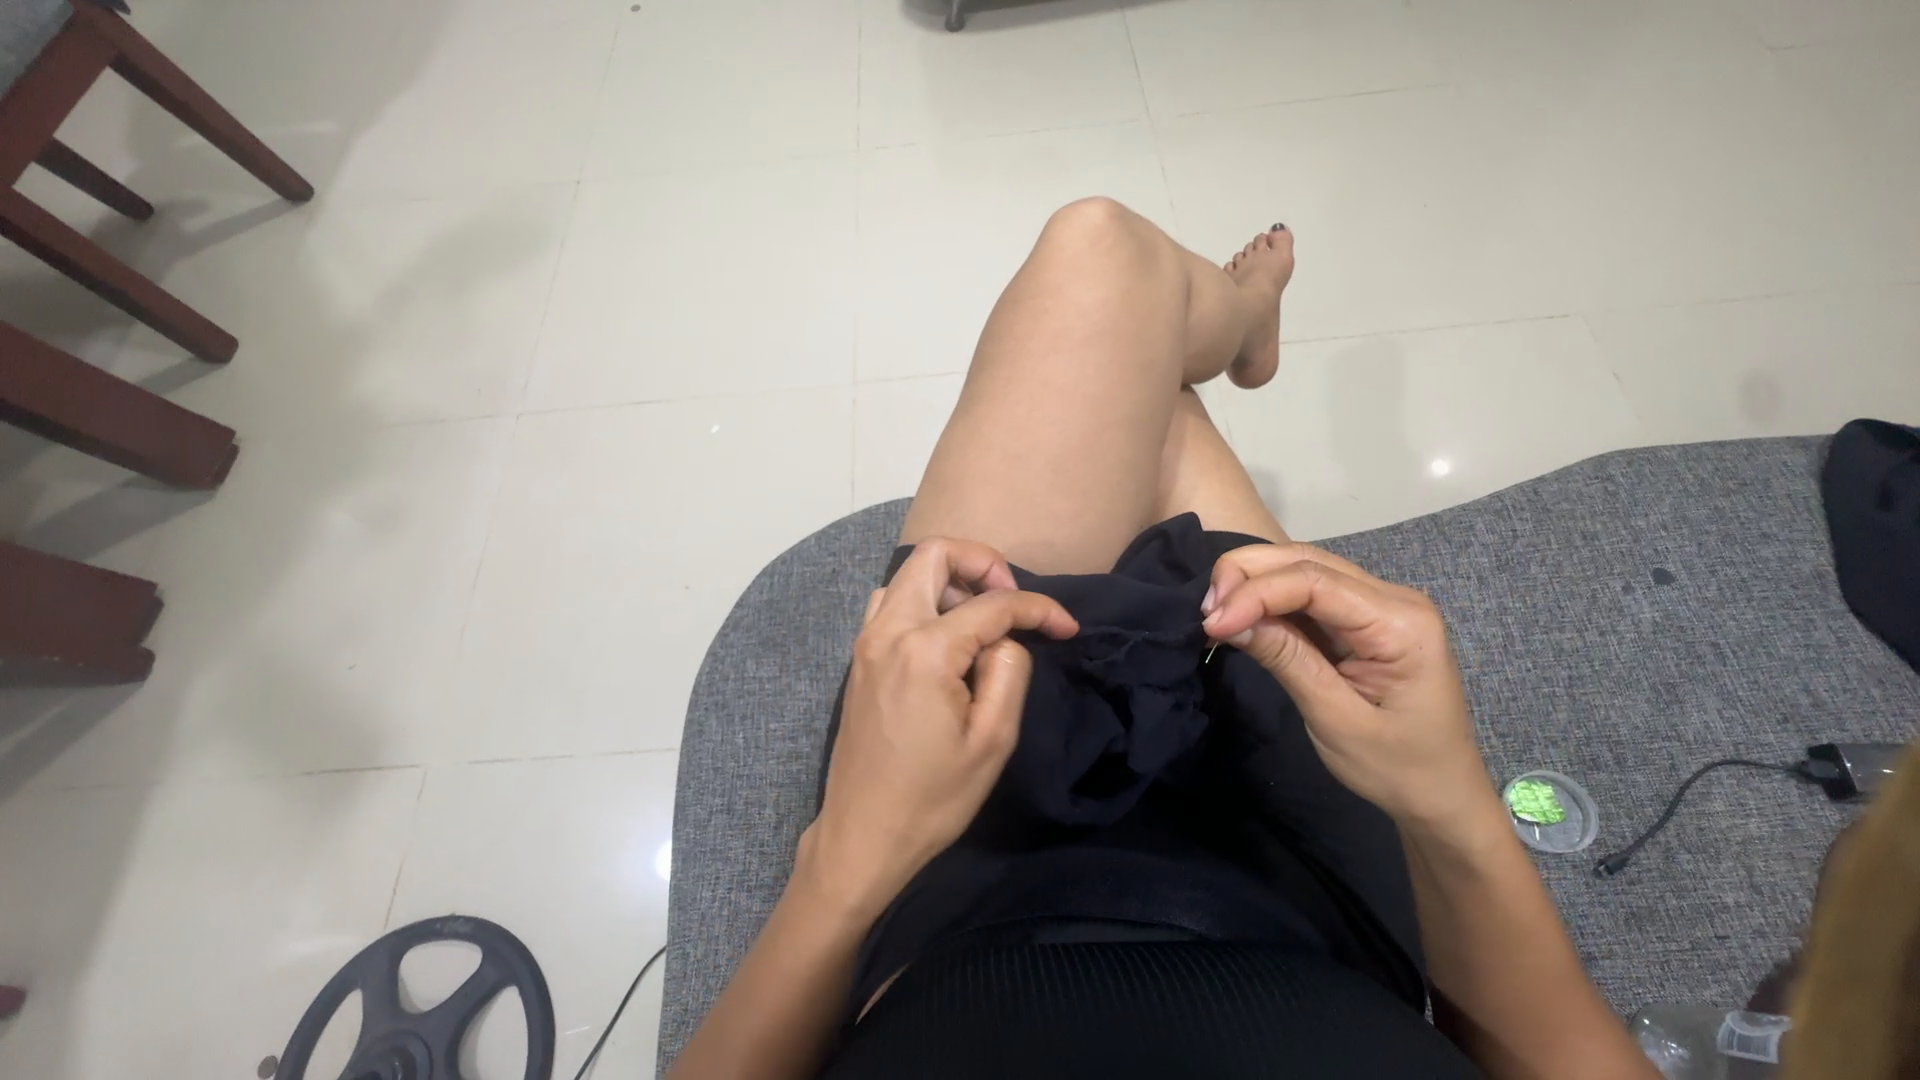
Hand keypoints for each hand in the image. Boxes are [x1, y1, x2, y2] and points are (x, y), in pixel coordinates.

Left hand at [801, 538, 1077, 917]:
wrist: (864, 834)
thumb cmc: (934, 796)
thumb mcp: (993, 739)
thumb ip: (1009, 670)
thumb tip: (1005, 637)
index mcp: (925, 650)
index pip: (993, 603)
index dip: (1038, 609)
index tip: (1066, 627)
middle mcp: (888, 630)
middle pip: (934, 554)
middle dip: (982, 563)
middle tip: (1011, 602)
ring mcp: (867, 641)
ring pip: (908, 574)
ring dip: (950, 581)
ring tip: (982, 621)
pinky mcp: (860, 658)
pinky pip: (891, 602)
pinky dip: (924, 600)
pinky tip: (948, 639)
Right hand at [1200, 543, 1496, 833]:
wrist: (1440, 795)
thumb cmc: (1395, 767)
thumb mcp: (1334, 718)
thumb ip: (1285, 659)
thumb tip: (1226, 619)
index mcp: (1399, 622)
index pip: (1313, 581)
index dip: (1254, 592)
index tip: (1210, 623)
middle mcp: (1393, 598)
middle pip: (1305, 560)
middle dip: (1246, 575)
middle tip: (1205, 612)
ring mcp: (1378, 603)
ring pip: (1302, 568)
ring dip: (1252, 582)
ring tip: (1215, 613)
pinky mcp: (1360, 617)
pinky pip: (1308, 592)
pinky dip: (1267, 598)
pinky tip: (1240, 614)